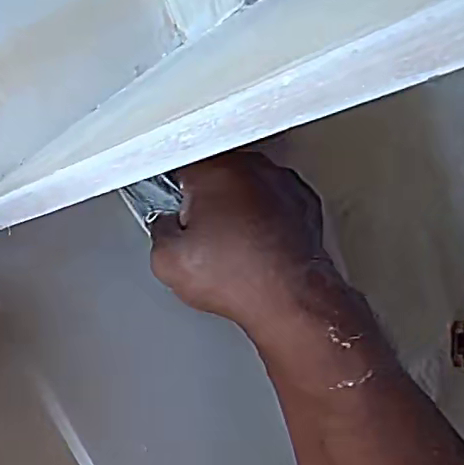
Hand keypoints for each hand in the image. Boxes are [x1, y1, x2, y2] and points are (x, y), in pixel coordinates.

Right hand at [149, 151, 346, 331]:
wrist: (288, 299)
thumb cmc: (235, 276)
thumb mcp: (165, 257)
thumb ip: (158, 228)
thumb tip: (165, 224)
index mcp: (217, 173)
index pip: (179, 165)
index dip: (165, 188)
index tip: (161, 204)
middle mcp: (255, 171)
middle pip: (215, 171)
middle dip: (199, 196)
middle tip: (188, 228)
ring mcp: (286, 186)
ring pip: (244, 185)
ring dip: (230, 205)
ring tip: (219, 241)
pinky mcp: (305, 206)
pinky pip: (269, 202)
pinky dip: (256, 217)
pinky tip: (244, 244)